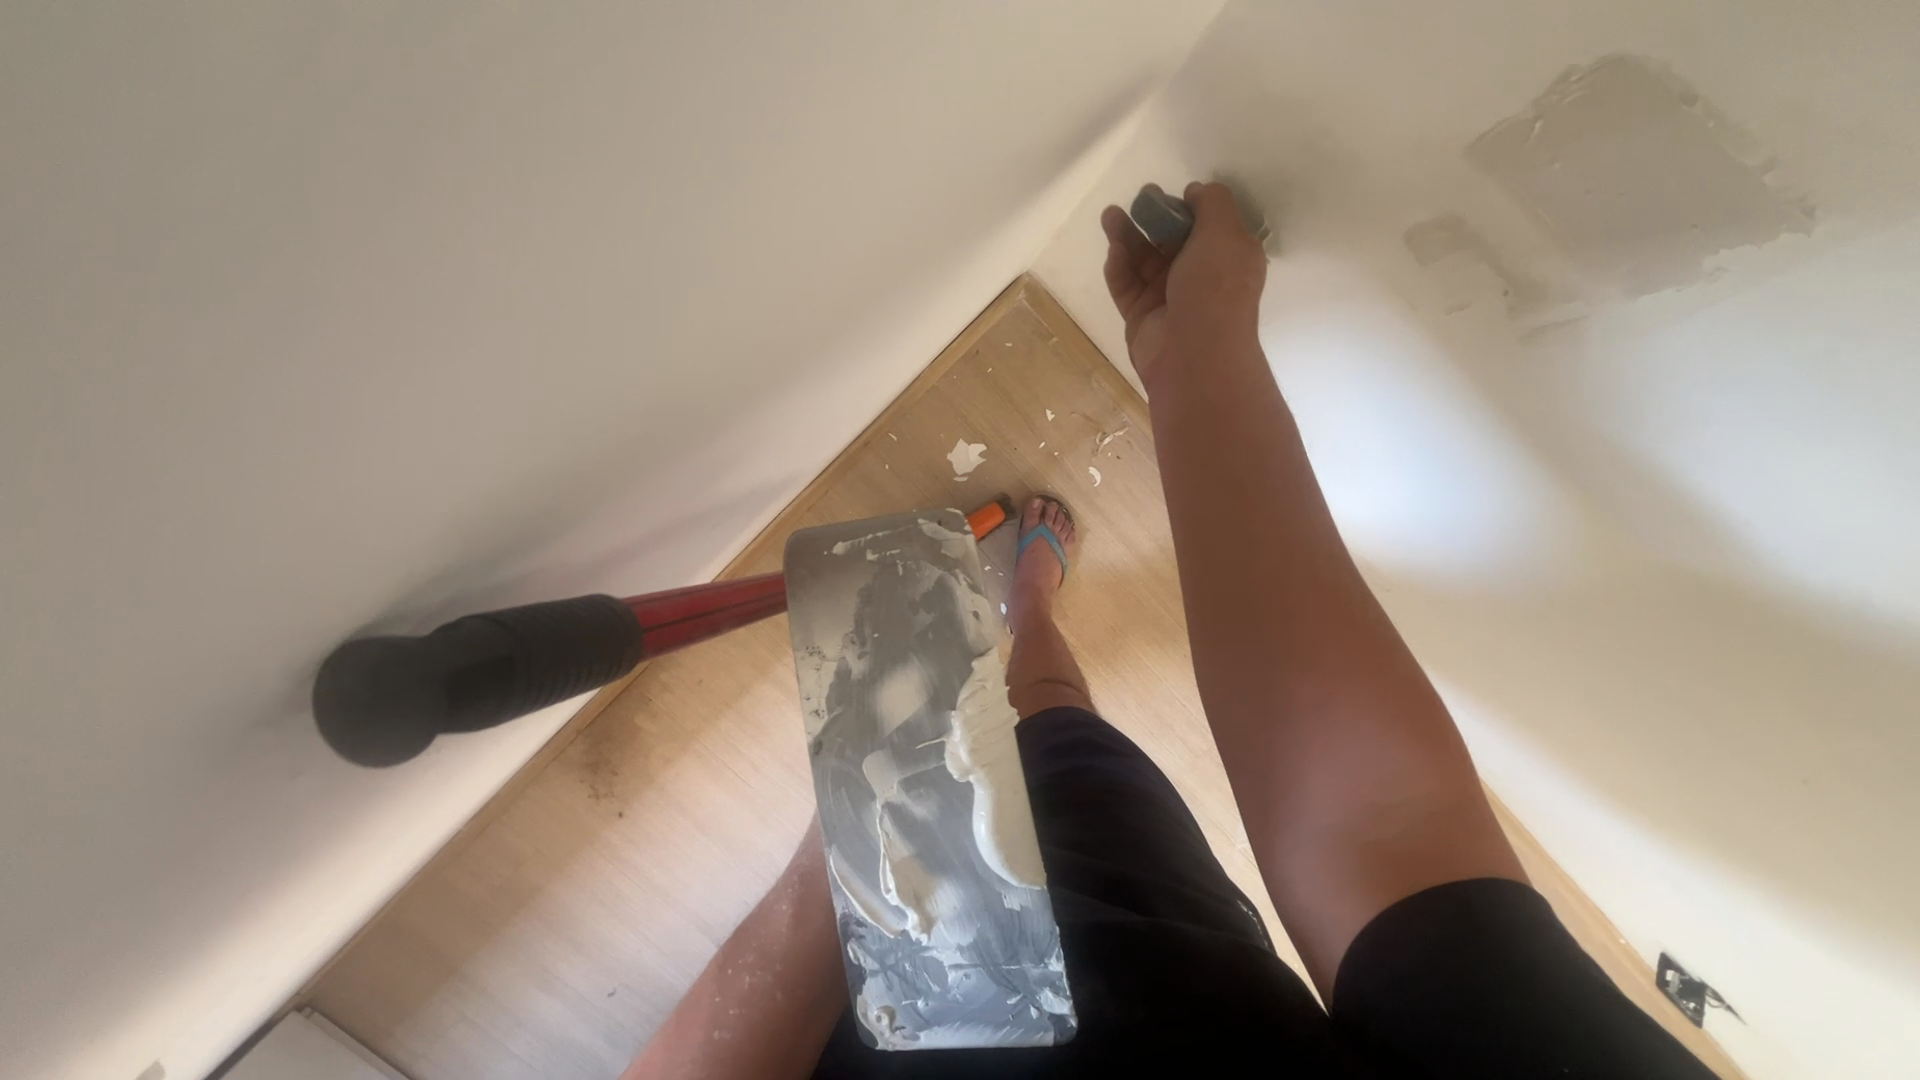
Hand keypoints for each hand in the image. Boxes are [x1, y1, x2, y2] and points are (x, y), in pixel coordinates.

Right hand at [1100, 182, 1267, 389]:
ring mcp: (1168, 299)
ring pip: (1144, 261)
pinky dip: (1119, 268)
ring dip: (1128, 237)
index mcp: (1228, 258)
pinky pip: (1126, 287)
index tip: (1174, 194)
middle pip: (1171, 241)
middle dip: (1154, 218)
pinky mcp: (1141, 317)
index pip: (1208, 227)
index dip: (1190, 208)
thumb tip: (1196, 192)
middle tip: (1139, 199)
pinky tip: (1114, 251)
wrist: (1195, 352)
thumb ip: (1213, 202)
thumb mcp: (1225, 231)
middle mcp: (1200, 277)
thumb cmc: (1216, 287)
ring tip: (1110, 215)